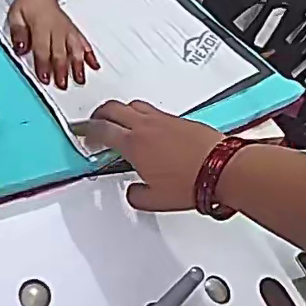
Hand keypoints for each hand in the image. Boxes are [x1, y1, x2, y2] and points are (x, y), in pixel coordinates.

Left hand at [6, 0, 98, 88]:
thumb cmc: (27, 5)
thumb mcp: (15, 16)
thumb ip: (18, 33)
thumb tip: (20, 48)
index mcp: (41, 26)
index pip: (42, 49)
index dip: (43, 65)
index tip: (44, 78)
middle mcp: (56, 28)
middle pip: (60, 52)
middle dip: (62, 69)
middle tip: (62, 84)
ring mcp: (67, 30)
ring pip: (75, 48)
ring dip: (78, 65)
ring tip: (80, 79)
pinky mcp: (73, 30)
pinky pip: (84, 42)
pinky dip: (90, 54)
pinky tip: (94, 65)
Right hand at [80, 100, 223, 211]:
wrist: (223, 169)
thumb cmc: (192, 181)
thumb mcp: (155, 200)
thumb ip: (137, 195)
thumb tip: (133, 191)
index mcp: (134, 144)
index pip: (101, 130)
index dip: (87, 131)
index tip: (82, 132)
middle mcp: (146, 126)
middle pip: (113, 109)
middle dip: (99, 115)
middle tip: (95, 123)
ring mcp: (163, 120)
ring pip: (133, 105)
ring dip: (120, 111)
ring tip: (119, 121)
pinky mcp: (179, 119)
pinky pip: (153, 110)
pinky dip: (142, 115)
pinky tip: (147, 127)